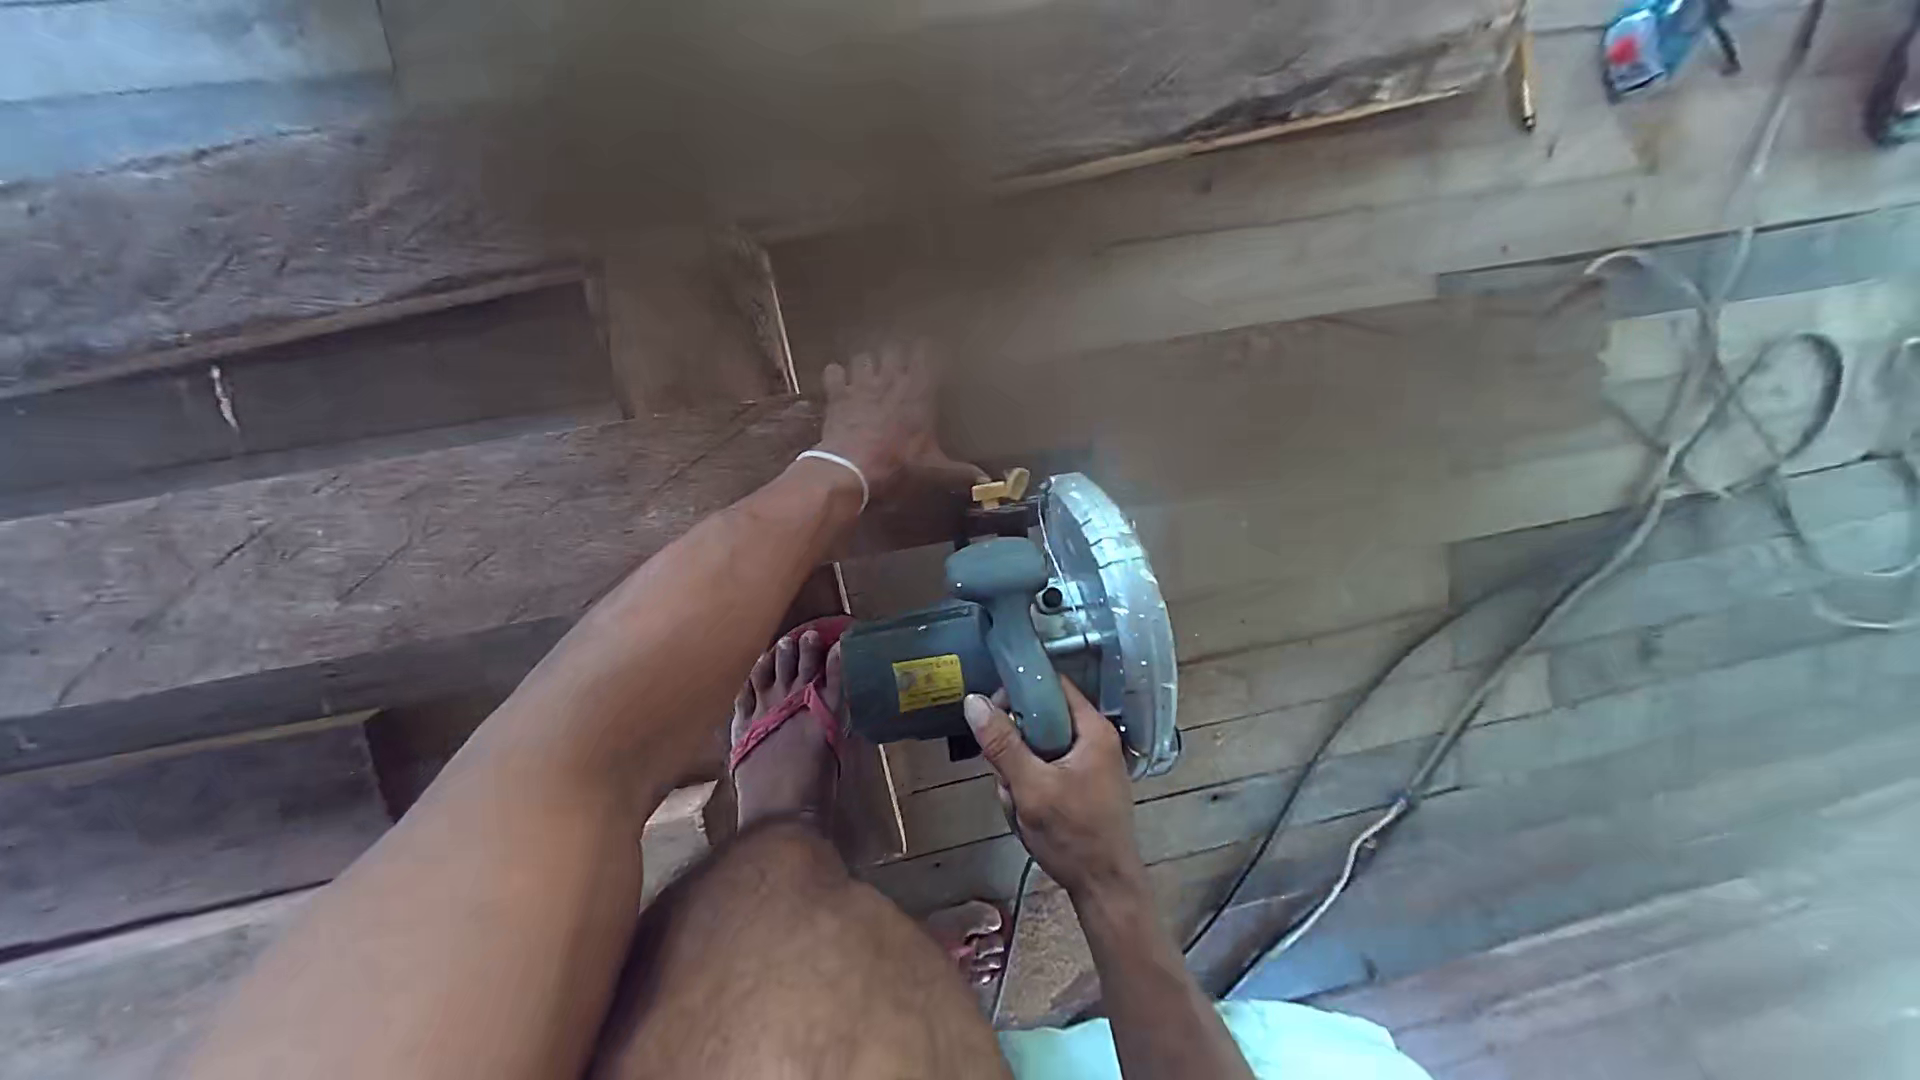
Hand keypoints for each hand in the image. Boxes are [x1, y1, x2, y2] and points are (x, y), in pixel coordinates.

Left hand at [816, 343, 981, 500]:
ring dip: (867, 363)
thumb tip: (983, 478)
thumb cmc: (897, 466)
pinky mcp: (838, 394)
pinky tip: (840, 384)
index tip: (931, 357)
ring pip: (864, 356)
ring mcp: (861, 384)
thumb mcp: (933, 469)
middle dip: (896, 354)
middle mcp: (891, 380)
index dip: (927, 351)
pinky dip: (837, 375)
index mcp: (918, 392)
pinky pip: (834, 370)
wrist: (852, 470)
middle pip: (894, 347)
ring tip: (871, 374)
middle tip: (900, 366)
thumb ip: (959, 470)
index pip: (927, 353)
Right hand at [963, 679, 1146, 899]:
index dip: (1020, 689)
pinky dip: (1028, 787)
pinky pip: (1044, 771)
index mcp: (1092, 729)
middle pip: (1040, 719)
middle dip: (1013, 746)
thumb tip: (974, 701)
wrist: (1105, 889)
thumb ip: (1002, 744)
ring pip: (1037, 749)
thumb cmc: (1073, 835)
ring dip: (1017, 773)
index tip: (992, 709)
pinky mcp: (1080, 785)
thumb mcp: (1031, 787)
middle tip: (1003, 772)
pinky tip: (1025, 813)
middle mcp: (1093, 739)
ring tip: (1017, 803)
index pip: (1053, 684)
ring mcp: (1087, 764)